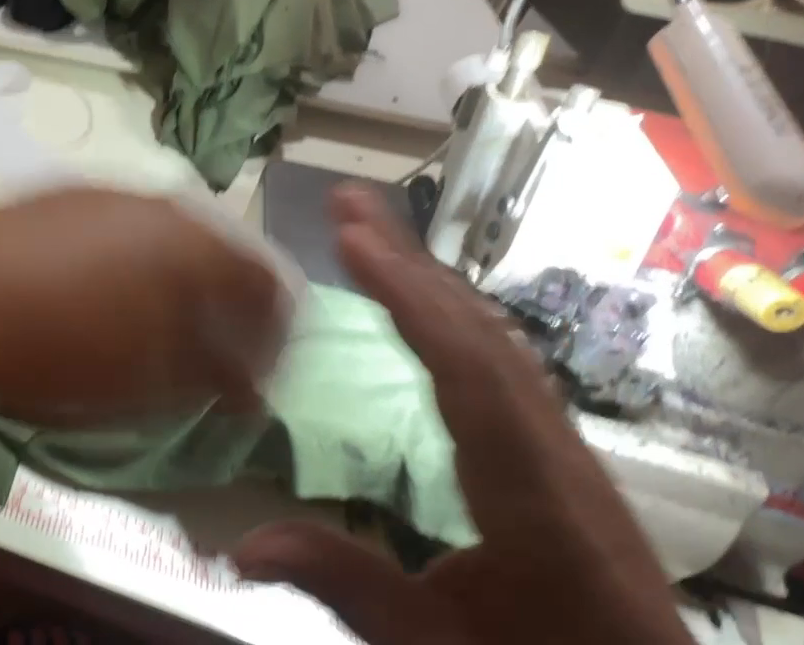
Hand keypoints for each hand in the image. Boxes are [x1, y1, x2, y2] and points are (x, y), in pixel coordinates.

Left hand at [0, 186, 288, 421]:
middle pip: (214, 252)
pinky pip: (114, 229)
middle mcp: (151, 201)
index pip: (264, 283)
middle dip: (224, 305)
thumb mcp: (144, 380)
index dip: (273, 333)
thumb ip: (211, 374)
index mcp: (189, 242)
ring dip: (175, 282)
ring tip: (154, 328)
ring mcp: (97, 192)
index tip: (259, 376)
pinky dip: (128, 263)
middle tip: (212, 354)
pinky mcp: (52, 196)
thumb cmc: (49, 348)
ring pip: (162, 237)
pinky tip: (98, 294)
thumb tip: (246, 381)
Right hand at [231, 185, 693, 644]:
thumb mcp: (439, 644)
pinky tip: (423, 301)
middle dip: (409, 262)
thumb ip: (345, 585)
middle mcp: (558, 456)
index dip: (407, 300)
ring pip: (496, 344)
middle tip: (345, 203)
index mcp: (536, 499)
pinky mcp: (555, 453)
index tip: (350, 239)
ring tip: (369, 232)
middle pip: (480, 338)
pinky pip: (501, 365)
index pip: (467, 375)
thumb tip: (240, 545)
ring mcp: (563, 450)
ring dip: (429, 279)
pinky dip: (452, 315)